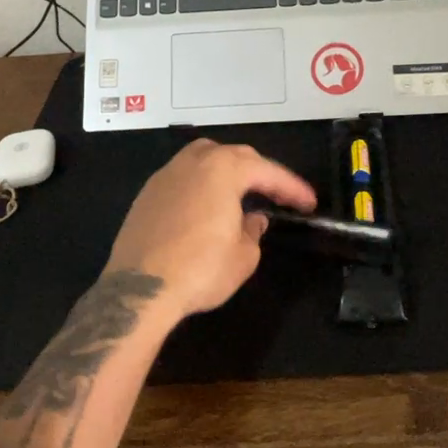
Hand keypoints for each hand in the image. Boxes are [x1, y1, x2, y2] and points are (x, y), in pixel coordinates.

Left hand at [105, 139, 316, 318]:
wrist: (138, 290)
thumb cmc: (200, 269)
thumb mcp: (243, 256)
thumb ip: (253, 232)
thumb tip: (251, 220)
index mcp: (223, 169)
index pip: (267, 171)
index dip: (292, 187)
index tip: (309, 202)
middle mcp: (193, 162)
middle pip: (235, 157)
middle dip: (261, 173)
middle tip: (279, 195)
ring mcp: (165, 175)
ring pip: (204, 160)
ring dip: (227, 172)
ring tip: (243, 192)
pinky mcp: (146, 195)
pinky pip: (183, 179)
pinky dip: (202, 186)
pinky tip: (207, 207)